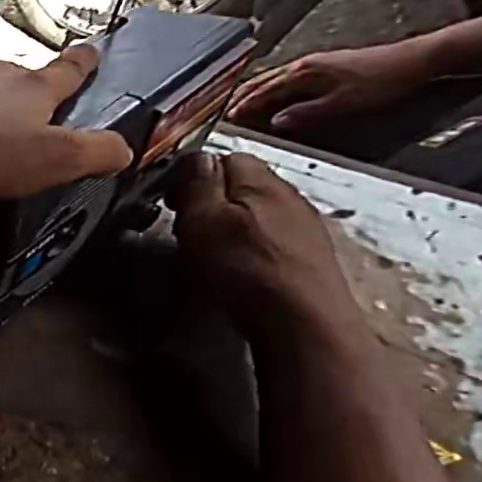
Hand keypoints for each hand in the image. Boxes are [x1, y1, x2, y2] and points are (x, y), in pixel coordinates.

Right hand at [168, 152, 361, 335]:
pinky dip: (249, 247)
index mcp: (263, 182)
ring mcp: (304, 229)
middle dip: (210, 200)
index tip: (172, 200)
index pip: (225, 156)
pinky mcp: (309, 259)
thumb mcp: (203, 220)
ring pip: (255, 213)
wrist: (302, 324)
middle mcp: (290, 198)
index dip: (193, 174)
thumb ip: (198, 184)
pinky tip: (238, 268)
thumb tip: (197, 157)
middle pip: (241, 186)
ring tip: (208, 251)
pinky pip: (269, 239)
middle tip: (185, 228)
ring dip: (229, 225)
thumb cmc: (244, 268)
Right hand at [229, 40, 436, 132]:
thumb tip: (276, 122)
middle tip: (224, 109)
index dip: (243, 106)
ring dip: (253, 88)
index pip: (262, 92)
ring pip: (271, 77)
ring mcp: (314, 62)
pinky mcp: (324, 64)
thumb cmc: (384, 80)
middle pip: (261, 81)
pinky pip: (284, 75)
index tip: (227, 118)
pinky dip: (269, 84)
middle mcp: (303, 65)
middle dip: (240, 95)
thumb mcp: (342, 104)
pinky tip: (273, 90)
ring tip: (241, 99)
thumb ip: (305, 114)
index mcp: (302, 73)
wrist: (418, 60)